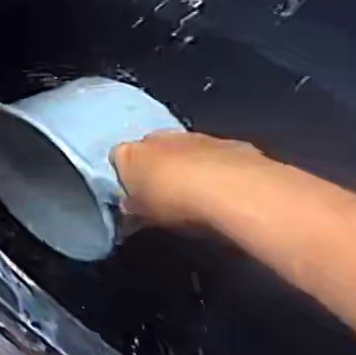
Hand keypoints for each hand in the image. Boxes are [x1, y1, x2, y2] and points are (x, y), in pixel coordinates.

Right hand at [112, 130, 271, 227]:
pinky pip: (220, 156)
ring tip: (205, 197)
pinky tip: (233, 191)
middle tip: (170, 198)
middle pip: (152, 152)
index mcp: (128, 153)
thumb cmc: (177, 204)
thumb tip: (130, 210)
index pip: (117, 161)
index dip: (127, 179)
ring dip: (191, 168)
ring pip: (187, 151)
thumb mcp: (145, 216)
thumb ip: (133, 209)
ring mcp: (195, 137)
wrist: (238, 193)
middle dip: (159, 169)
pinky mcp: (232, 143)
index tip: (138, 198)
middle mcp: (156, 138)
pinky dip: (222, 169)